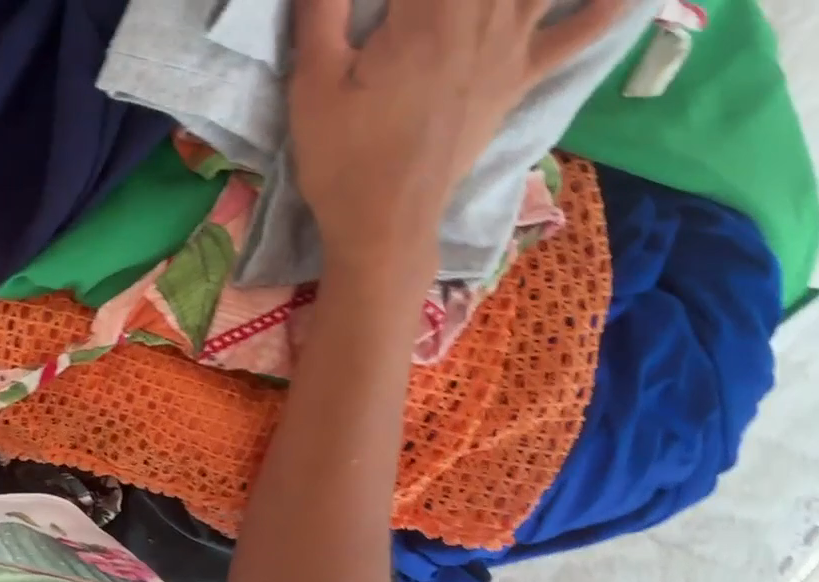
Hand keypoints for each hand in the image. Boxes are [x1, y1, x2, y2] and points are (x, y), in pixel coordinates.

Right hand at [289, 0, 620, 269]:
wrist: (383, 224)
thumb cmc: (340, 158)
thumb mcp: (313, 85)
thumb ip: (323, 12)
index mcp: (428, 15)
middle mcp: (484, 15)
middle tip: (425, 6)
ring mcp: (512, 45)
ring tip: (480, 3)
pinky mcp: (520, 77)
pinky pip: (581, 29)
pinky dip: (605, 2)